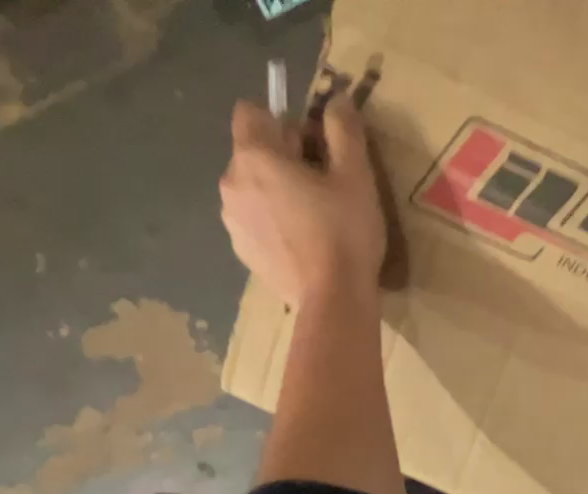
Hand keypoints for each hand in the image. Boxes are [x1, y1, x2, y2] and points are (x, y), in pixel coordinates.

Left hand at [219, 96, 388, 303]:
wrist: (334, 300)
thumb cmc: (346, 234)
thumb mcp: (356, 178)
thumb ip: (343, 132)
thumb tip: (338, 99)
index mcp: (255, 156)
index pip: (253, 112)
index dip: (285, 123)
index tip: (315, 149)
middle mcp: (231, 181)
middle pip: (253, 152)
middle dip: (284, 161)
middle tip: (324, 190)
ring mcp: (232, 219)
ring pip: (253, 188)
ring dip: (278, 194)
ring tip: (315, 222)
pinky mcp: (242, 250)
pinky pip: (256, 222)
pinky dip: (275, 225)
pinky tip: (306, 247)